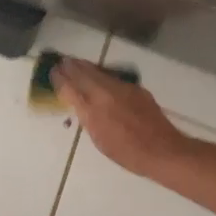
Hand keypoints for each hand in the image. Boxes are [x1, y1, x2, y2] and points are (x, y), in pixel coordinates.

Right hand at [54, 58, 190, 177]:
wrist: (162, 150)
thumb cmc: (128, 154)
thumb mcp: (100, 140)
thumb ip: (88, 119)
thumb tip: (81, 105)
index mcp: (92, 110)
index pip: (70, 88)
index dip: (60, 78)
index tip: (53, 71)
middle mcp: (104, 94)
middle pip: (82, 74)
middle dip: (70, 67)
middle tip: (61, 61)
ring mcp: (121, 89)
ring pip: (98, 72)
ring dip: (85, 66)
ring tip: (76, 62)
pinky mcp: (135, 88)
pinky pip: (113, 77)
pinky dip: (102, 74)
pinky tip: (101, 75)